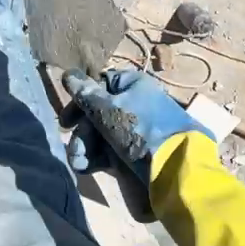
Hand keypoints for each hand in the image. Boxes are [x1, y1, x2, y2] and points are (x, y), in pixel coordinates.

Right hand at [63, 68, 208, 178]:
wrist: (178, 172)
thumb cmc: (141, 131)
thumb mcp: (109, 110)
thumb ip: (85, 94)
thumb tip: (68, 74)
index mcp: (133, 85)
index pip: (99, 85)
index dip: (80, 101)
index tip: (66, 121)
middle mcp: (136, 105)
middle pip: (98, 113)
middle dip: (82, 133)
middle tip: (75, 151)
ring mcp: (138, 131)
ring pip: (103, 135)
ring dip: (85, 148)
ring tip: (79, 164)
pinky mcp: (140, 154)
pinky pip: (113, 152)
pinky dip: (98, 159)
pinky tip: (87, 168)